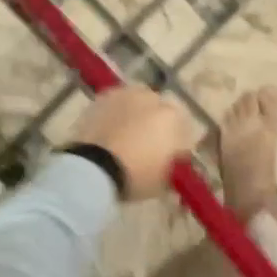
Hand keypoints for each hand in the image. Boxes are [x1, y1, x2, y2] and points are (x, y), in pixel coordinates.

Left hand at [68, 87, 197, 199]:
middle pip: (162, 110)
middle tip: (148, 144)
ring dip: (138, 113)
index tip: (171, 157)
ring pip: (139, 101)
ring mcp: (126, 94)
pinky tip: (110, 128)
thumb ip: (171, 165)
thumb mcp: (162, 181)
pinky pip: (118, 103)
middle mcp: (152, 99)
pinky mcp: (104, 96)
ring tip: (127, 133)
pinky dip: (117, 113)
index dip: (178, 143)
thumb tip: (171, 161)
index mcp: (172, 118)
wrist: (92, 168)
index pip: (184, 128)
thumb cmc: (133, 177)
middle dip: (158, 123)